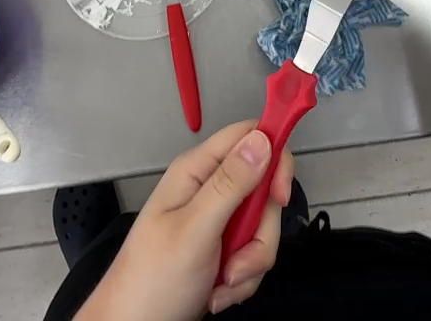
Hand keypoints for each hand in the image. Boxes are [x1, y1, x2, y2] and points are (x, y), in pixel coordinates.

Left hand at [80, 122, 294, 320]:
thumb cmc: (150, 281)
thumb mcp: (193, 230)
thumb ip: (229, 184)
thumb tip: (262, 139)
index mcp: (197, 171)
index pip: (248, 136)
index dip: (274, 156)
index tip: (280, 194)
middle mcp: (208, 188)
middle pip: (263, 189)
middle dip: (261, 231)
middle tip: (240, 259)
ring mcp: (216, 220)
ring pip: (262, 226)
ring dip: (251, 262)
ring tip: (223, 284)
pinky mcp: (222, 248)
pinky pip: (253, 253)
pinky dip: (244, 278)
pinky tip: (219, 293)